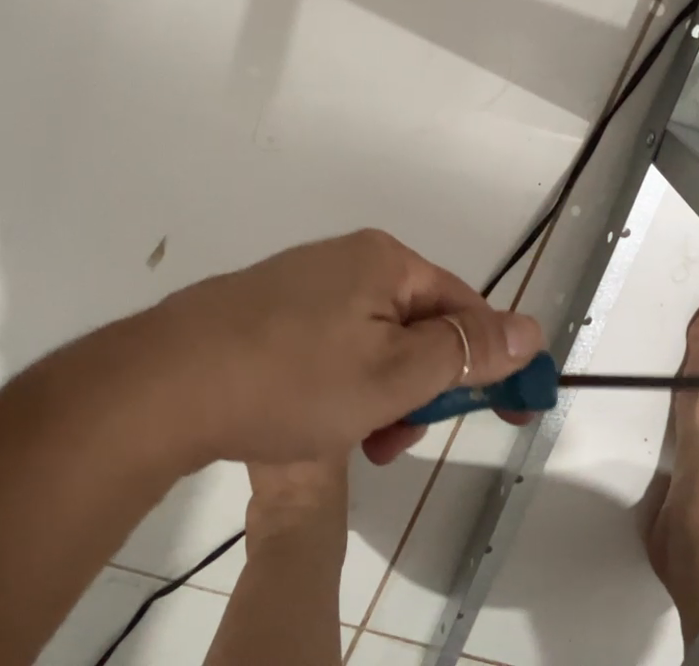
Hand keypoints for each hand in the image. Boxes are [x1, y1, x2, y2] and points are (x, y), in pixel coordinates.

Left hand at [141, 230, 545, 466]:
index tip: (508, 416)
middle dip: (420, 387)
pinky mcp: (269, 310)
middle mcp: (346, 259)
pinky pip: (331, 346)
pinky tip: (314, 420)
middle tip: (396, 439)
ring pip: (373, 343)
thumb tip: (531, 329)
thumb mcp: (394, 375)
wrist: (166, 383)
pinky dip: (340, 385)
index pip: (465, 307)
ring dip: (380, 395)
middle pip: (417, 325)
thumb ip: (466, 352)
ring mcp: (302, 283)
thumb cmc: (292, 380)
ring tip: (353, 440)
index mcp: (384, 261)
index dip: (490, 363)